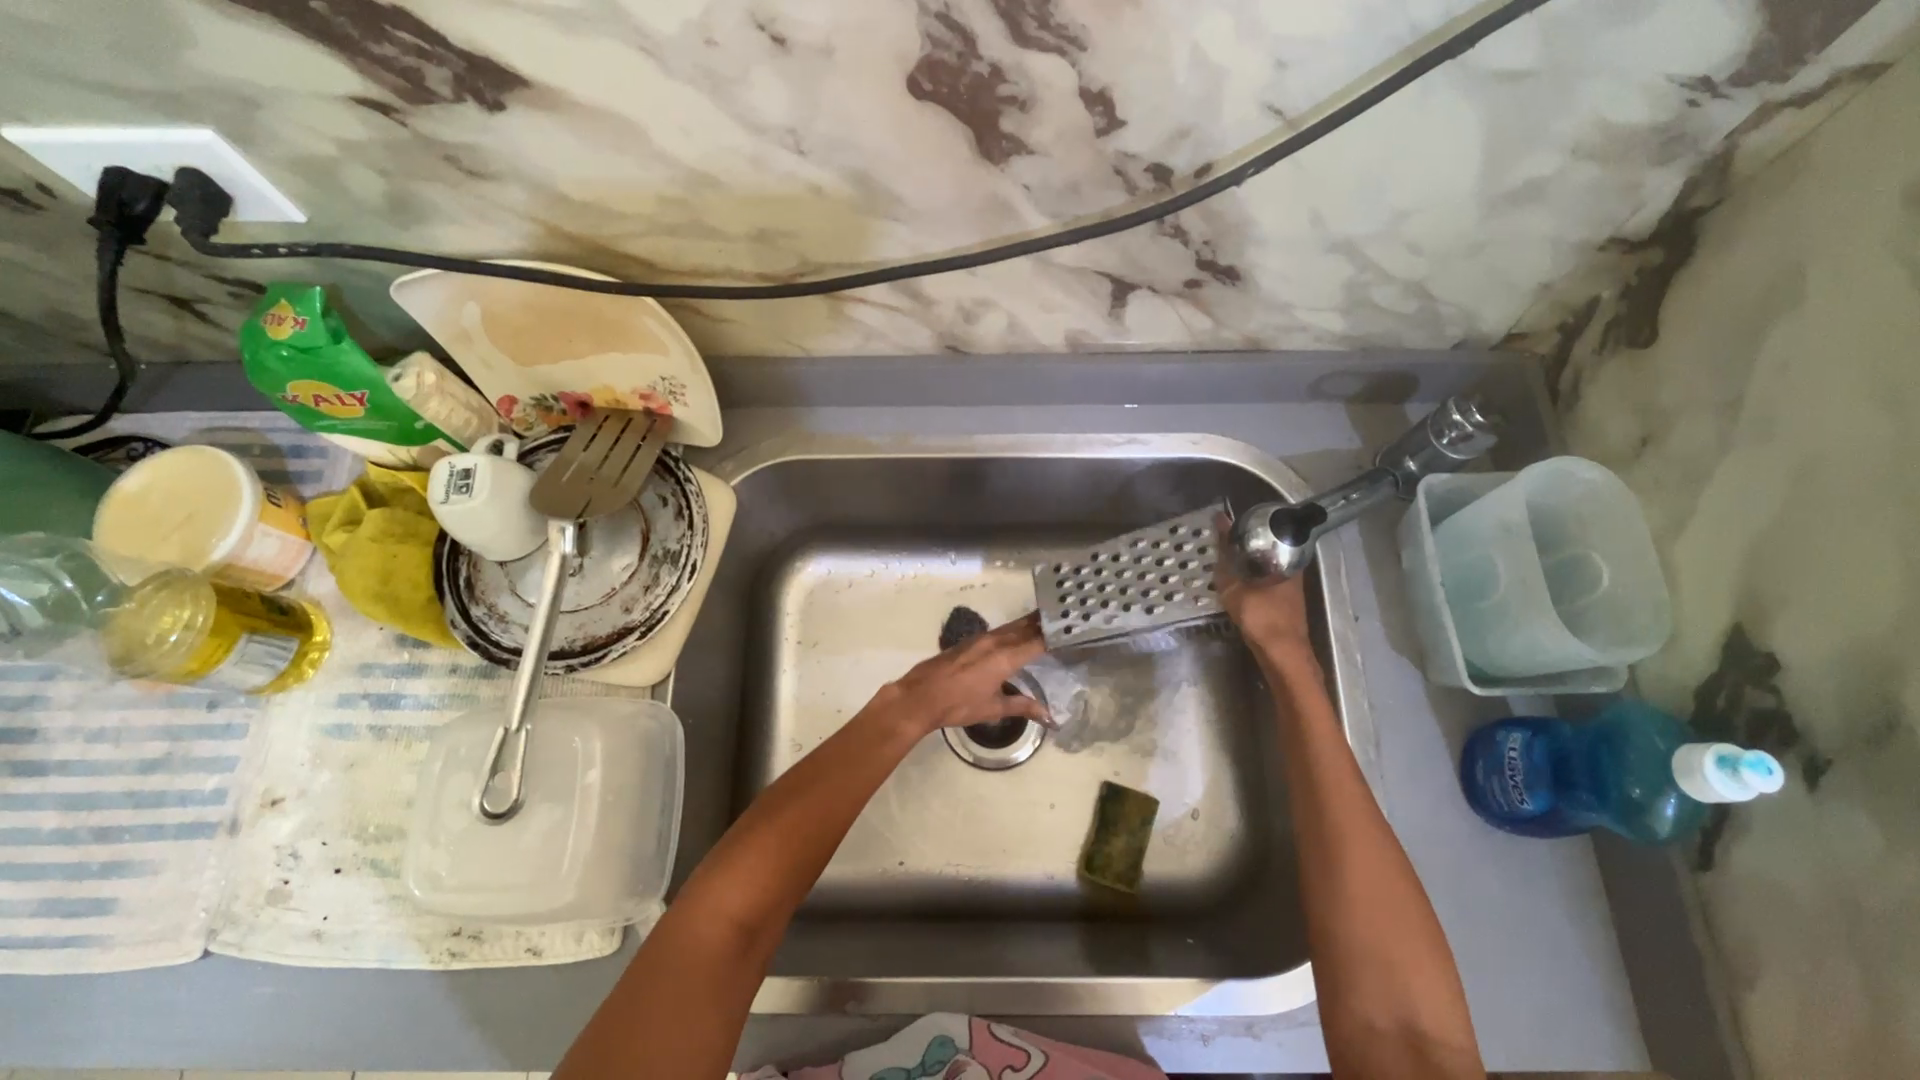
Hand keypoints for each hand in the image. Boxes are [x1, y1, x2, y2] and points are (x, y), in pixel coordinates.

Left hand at [861, 613, 1049, 735]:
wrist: (920, 697)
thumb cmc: (958, 704)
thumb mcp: (993, 708)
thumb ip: (1022, 707)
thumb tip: (1050, 716)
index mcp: (1005, 656)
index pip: (1038, 641)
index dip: (1056, 634)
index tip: (1074, 626)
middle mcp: (995, 642)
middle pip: (1025, 627)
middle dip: (1044, 622)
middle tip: (1066, 614)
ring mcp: (980, 639)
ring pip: (1011, 627)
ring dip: (1028, 623)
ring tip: (1047, 621)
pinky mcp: (969, 642)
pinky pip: (998, 631)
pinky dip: (1013, 630)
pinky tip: (1018, 635)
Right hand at [1215, 513, 1315, 662]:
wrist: (1282, 656)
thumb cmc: (1264, 619)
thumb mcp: (1237, 589)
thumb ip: (1225, 561)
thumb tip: (1219, 521)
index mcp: (1288, 563)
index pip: (1272, 534)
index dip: (1252, 528)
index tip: (1233, 523)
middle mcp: (1293, 573)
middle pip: (1268, 552)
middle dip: (1247, 547)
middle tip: (1223, 541)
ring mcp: (1289, 590)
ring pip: (1266, 569)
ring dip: (1247, 564)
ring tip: (1224, 558)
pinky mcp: (1282, 605)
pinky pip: (1264, 583)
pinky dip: (1249, 579)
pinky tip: (1234, 582)